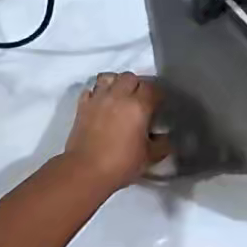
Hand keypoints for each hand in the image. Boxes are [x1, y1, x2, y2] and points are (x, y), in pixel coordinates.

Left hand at [61, 72, 167, 190]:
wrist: (86, 170)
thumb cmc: (121, 164)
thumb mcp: (149, 157)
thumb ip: (161, 144)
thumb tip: (164, 137)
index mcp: (138, 106)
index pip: (152, 88)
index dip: (157, 94)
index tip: (159, 104)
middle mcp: (118, 96)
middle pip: (130, 77)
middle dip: (137, 85)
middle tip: (140, 99)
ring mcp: (98, 98)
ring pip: (108, 77)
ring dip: (116, 82)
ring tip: (119, 96)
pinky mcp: (82, 105)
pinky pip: (91, 89)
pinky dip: (97, 92)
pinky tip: (101, 103)